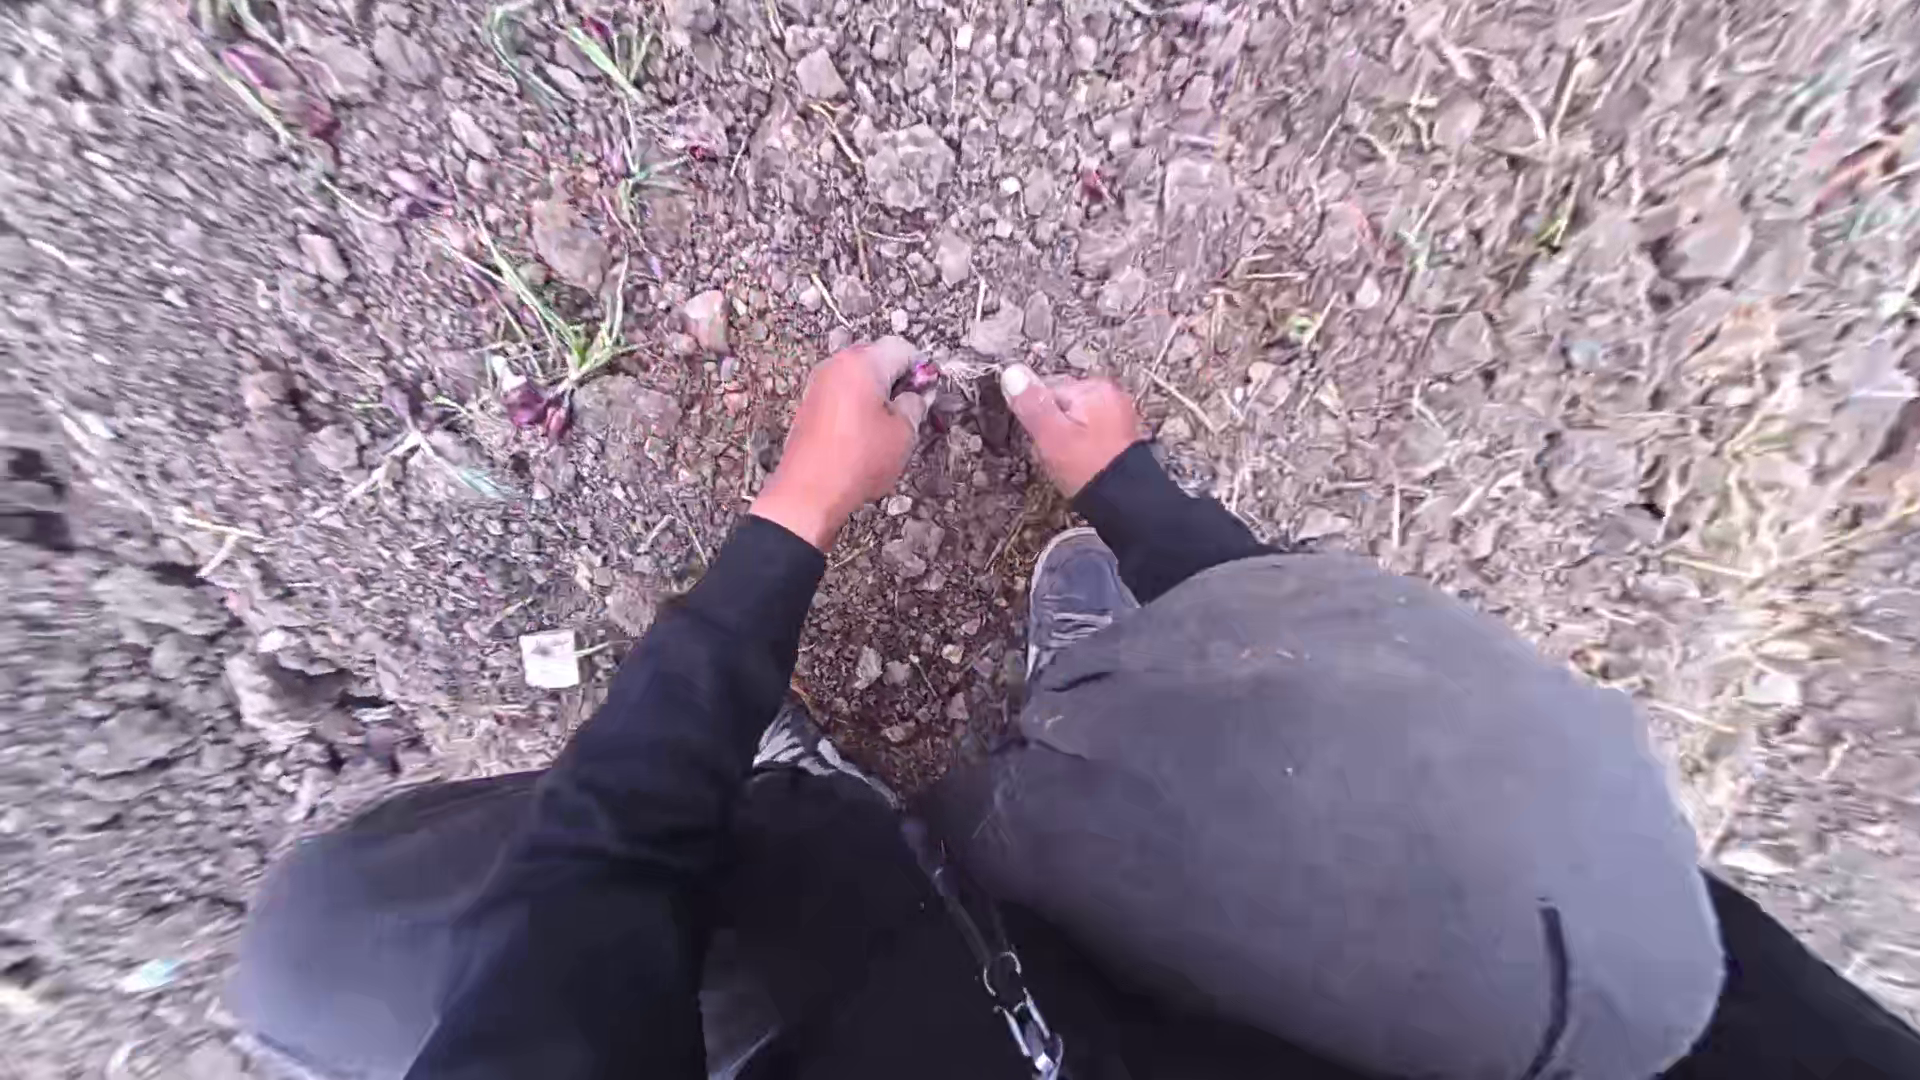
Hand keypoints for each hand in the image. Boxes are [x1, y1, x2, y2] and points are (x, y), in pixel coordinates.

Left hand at [750, 337, 929, 549]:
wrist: (809, 493)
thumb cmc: (856, 461)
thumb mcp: (903, 433)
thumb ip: (916, 405)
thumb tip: (918, 395)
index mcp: (862, 363)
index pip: (903, 348)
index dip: (922, 371)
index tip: (928, 394)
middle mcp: (837, 366)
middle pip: (878, 360)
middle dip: (899, 383)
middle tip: (912, 414)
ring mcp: (820, 385)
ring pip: (860, 380)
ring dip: (879, 398)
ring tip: (889, 432)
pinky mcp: (811, 408)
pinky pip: (844, 397)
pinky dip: (860, 410)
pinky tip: (867, 439)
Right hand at [1000, 364, 1141, 496]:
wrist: (1125, 502)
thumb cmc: (1088, 469)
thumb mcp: (1051, 435)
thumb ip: (1032, 403)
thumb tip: (1011, 372)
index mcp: (1094, 388)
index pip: (1046, 391)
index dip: (1037, 420)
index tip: (1041, 441)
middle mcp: (1110, 395)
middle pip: (1060, 406)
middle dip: (1051, 430)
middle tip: (1055, 455)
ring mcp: (1117, 415)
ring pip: (1072, 422)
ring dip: (1064, 441)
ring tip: (1068, 463)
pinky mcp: (1118, 436)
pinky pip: (1087, 435)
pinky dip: (1079, 449)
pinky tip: (1080, 465)